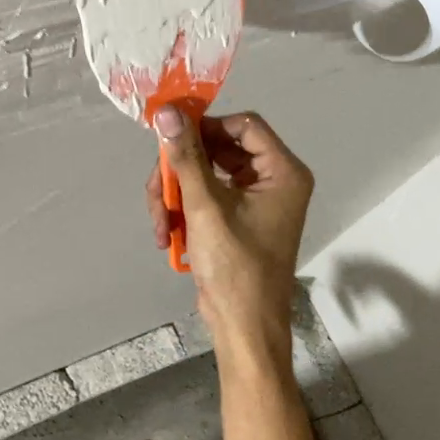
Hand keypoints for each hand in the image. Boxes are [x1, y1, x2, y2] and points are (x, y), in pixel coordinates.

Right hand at [145, 107, 313, 351]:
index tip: (170, 138)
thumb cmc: (235, 265)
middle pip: (219, 150)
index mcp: (282, 172)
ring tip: (159, 223)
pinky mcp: (236, 220)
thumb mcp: (205, 206)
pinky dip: (183, 211)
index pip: (244, 125)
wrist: (244, 326)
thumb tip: (167, 112)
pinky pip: (205, 197)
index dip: (206, 127)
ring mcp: (255, 201)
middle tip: (156, 190)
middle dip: (182, 170)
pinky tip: (166, 234)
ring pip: (205, 174)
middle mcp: (273, 180)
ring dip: (176, 194)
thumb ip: (186, 157)